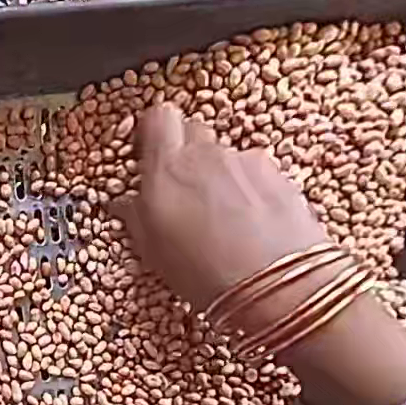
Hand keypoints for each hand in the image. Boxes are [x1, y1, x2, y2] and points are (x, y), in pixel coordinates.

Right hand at [112, 103, 405, 404]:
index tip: (148, 153)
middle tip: (179, 190)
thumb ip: (136, 216)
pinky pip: (253, 172)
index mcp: (167, 168)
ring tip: (219, 219)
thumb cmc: (205, 273)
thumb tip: (126, 202)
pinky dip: (246, 190)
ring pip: (223, 155)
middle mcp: (206, 154)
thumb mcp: (153, 251)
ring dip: (216, 176)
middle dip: (183, 152)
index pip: (157, 117)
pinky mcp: (279, 174)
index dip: (152, 131)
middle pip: (191, 131)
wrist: (279, 287)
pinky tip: (248, 223)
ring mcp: (246, 161)